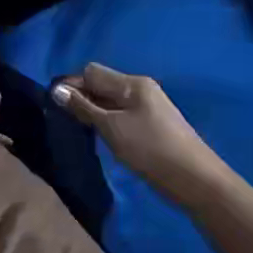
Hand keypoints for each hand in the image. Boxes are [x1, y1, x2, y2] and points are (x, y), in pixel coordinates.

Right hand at [53, 64, 226, 200]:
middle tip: (68, 121)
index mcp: (131, 83)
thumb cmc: (151, 150)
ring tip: (82, 130)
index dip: (71, 85)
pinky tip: (103, 137)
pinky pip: (121, 114)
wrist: (196, 181)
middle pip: (102, 84)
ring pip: (111, 101)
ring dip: (94, 111)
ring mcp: (148, 107)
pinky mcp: (152, 125)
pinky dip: (108, 121)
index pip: (92, 72)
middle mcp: (140, 89)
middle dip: (82, 97)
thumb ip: (83, 108)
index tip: (55, 105)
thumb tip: (56, 90)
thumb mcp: (111, 128)